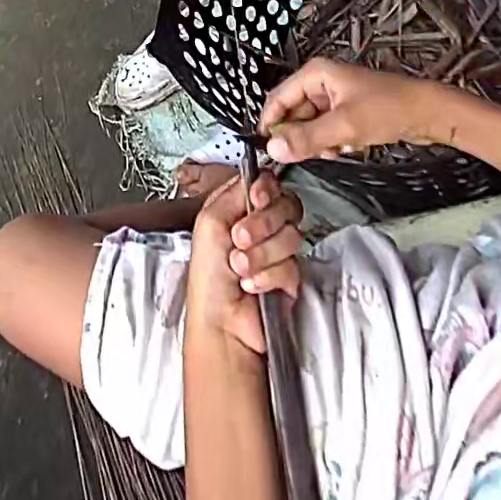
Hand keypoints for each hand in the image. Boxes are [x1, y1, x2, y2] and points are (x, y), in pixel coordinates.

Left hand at [185, 170, 303, 355]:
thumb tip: (258, 176)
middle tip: (239, 238)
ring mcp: (276, 251)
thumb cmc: (208, 276)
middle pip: (285, 205)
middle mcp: (259, 226)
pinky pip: (293, 266)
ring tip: (239, 267)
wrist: (220, 323)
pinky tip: (252, 284)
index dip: (266, 189)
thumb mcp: (210, 221)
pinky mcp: (290, 277)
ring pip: (290, 236)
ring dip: (260, 254)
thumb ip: (235, 192)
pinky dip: (269, 275)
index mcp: (237, 207)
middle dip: (261, 223)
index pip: (266, 184)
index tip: (256, 199)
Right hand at [258, 57, 459, 163]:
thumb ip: (306, 138)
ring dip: (317, 141)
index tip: (267, 147)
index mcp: (314, 74)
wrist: (430, 114)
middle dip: (300, 135)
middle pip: (292, 113)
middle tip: (307, 152)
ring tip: (334, 148)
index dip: (270, 124)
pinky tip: (345, 146)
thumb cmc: (391, 108)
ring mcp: (333, 97)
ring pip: (308, 124)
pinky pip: (324, 129)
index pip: (277, 99)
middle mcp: (320, 82)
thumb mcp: (344, 126)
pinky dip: (330, 142)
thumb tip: (274, 148)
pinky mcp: (344, 111)